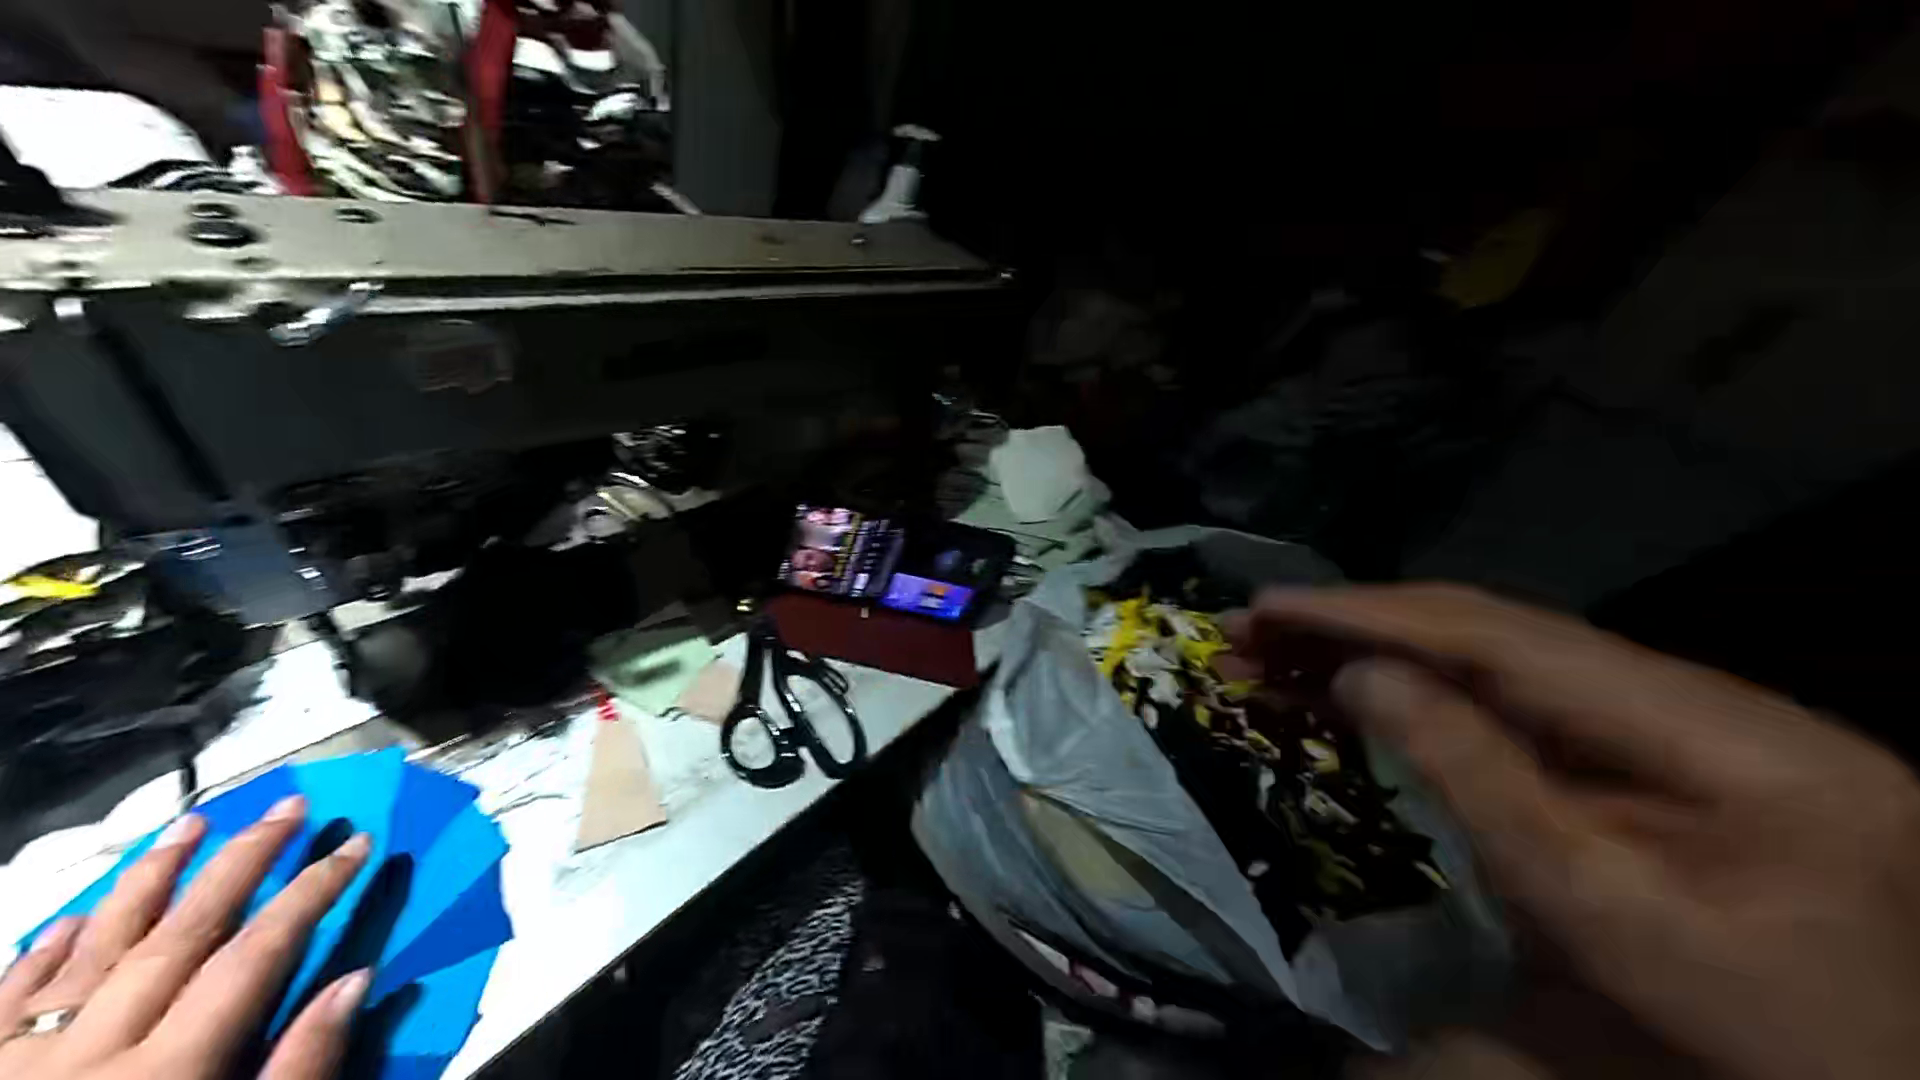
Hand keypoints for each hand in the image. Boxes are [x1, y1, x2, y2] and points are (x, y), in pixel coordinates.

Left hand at [0, 797, 370, 1079]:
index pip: (260, 951)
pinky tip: (78, 913)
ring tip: (191, 823)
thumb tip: (357, 979)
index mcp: (163, 1074)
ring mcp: (6, 1068)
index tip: (358, 843)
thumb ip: (298, 1070)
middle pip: (182, 933)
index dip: (315, 889)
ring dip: (148, 879)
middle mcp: (84, 1057)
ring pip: (89, 950)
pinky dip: (41, 951)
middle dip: (244, 860)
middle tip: (288, 806)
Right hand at [1229, 584, 1919, 1079]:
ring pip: (1480, 650)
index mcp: (1713, 729)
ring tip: (1270, 653)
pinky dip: (1406, 681)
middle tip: (1248, 628)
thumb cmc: (1758, 1021)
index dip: (1371, 613)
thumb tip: (1357, 676)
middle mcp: (1685, 690)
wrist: (1886, 1076)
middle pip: (1482, 627)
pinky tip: (1339, 685)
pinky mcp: (1625, 737)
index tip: (1271, 607)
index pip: (1498, 635)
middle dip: (1352, 621)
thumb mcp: (1604, 913)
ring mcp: (1657, 708)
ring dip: (1368, 646)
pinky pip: (1495, 690)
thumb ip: (1475, 777)